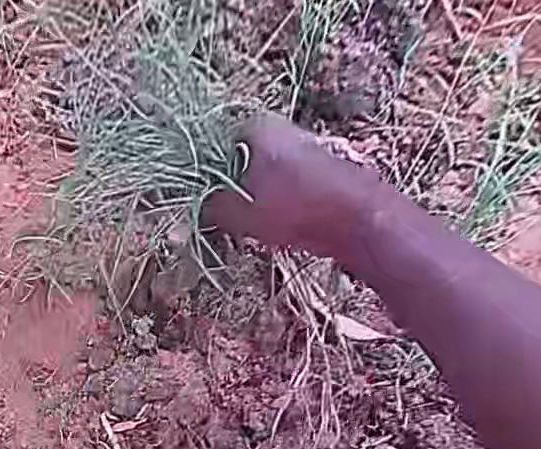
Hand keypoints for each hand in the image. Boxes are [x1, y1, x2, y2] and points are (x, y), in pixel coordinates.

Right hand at [205, 112, 375, 256]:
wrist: (353, 215)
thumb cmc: (291, 206)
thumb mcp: (237, 212)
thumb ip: (208, 208)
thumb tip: (187, 213)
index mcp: (252, 128)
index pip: (207, 150)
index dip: (198, 181)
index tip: (195, 207)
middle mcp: (273, 129)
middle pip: (231, 164)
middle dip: (221, 194)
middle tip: (216, 223)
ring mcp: (293, 148)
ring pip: (252, 178)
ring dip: (243, 203)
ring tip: (242, 228)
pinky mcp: (308, 169)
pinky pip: (273, 187)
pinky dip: (264, 205)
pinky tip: (266, 226)